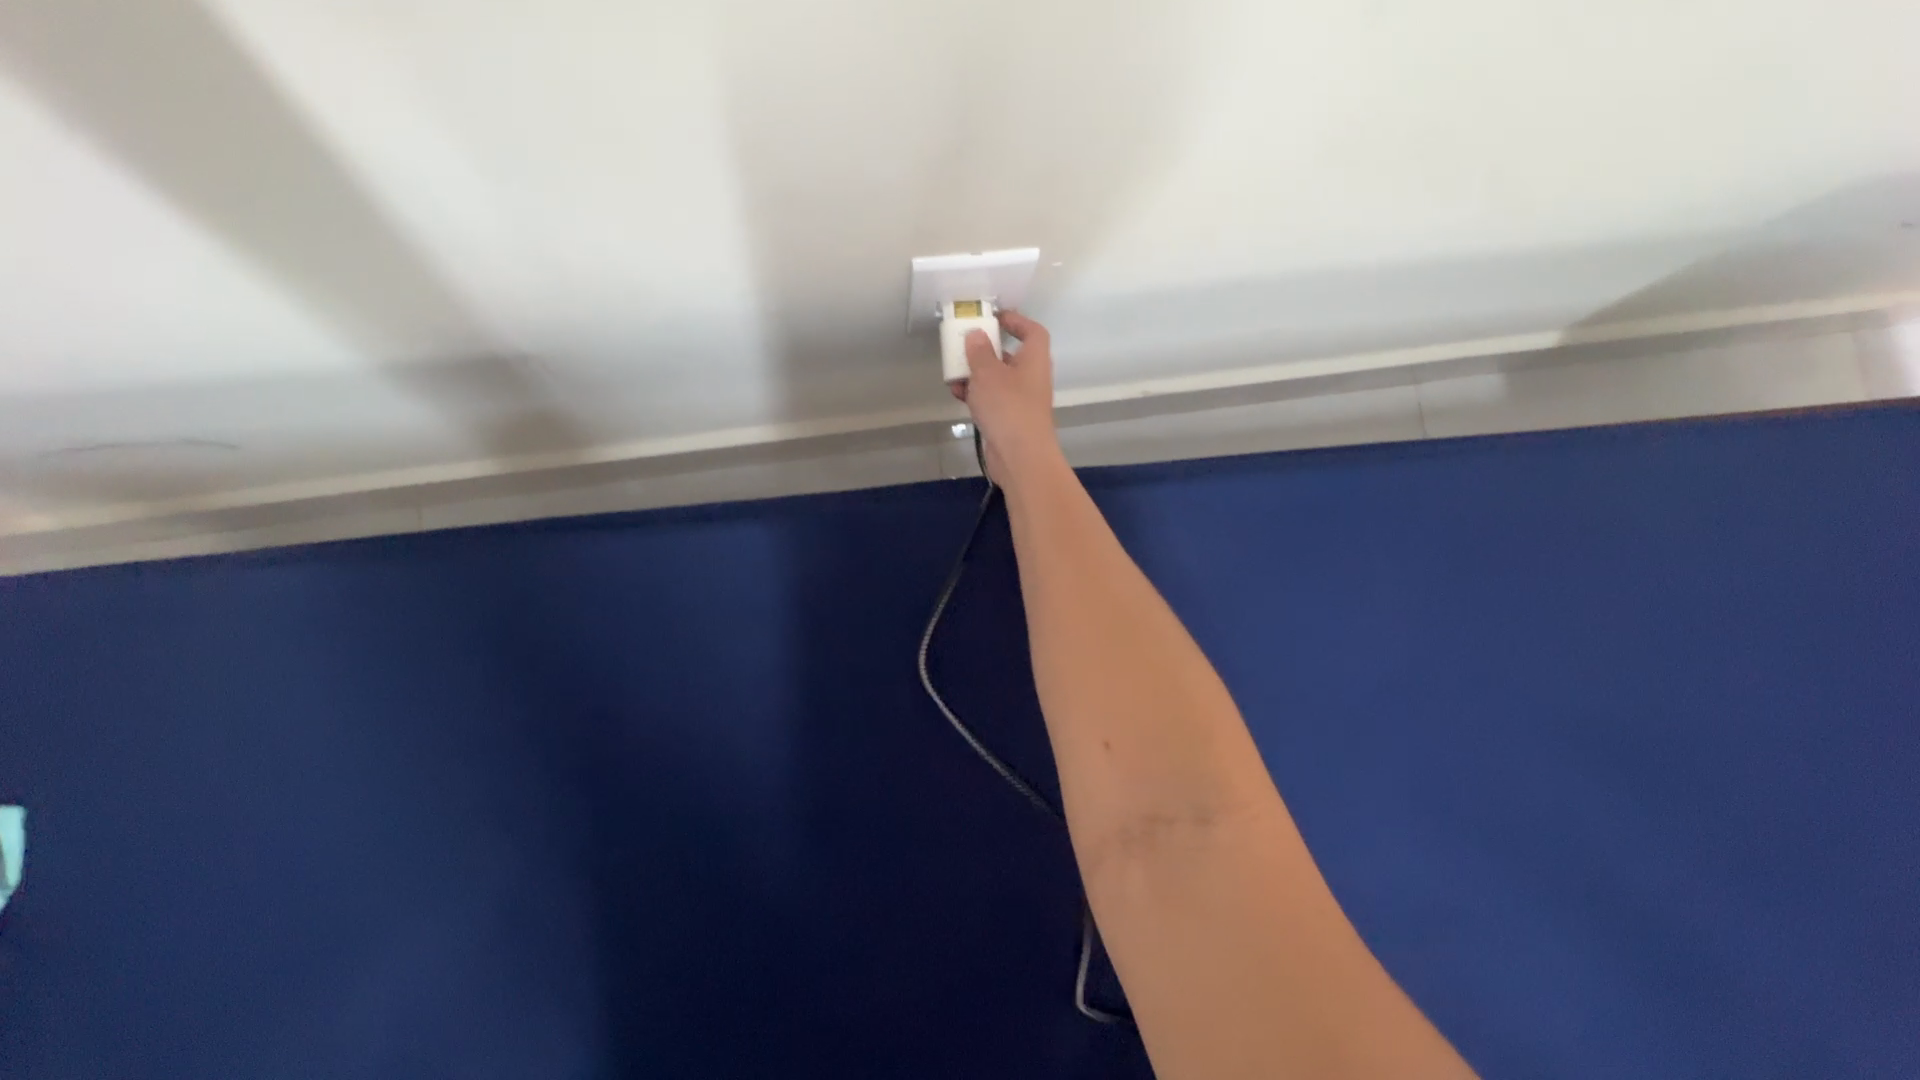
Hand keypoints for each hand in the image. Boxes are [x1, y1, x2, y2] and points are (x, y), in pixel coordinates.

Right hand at [950, 311, 1061, 483]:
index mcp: (1034, 360)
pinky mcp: (1009, 419)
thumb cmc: (1008, 407)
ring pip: (997, 379)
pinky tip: (958, 394)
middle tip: (965, 346)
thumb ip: (980, 351)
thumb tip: (976, 334)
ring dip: (975, 375)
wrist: (1020, 456)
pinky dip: (976, 395)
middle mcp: (1031, 378)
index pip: (1033, 332)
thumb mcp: (988, 373)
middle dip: (986, 350)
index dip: (1016, 321)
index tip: (994, 317)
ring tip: (954, 374)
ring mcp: (1021, 400)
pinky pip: (991, 399)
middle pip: (1010, 356)